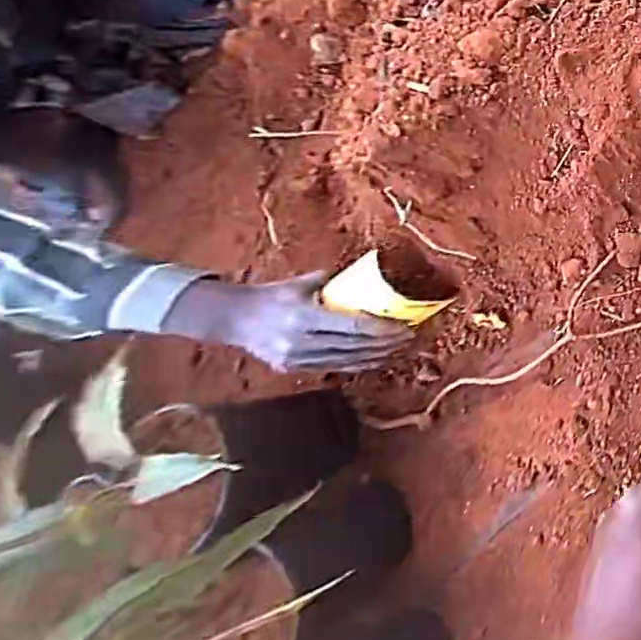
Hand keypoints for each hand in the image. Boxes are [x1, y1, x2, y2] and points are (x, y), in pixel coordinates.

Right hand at [161, 273, 412, 371]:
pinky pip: (332, 366)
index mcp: (304, 318)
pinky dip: (357, 363)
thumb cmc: (273, 296)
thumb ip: (336, 281)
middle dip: (386, 342)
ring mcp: (294, 358)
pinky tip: (376, 359)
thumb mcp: (303, 283)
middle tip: (410, 335)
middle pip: (354, 345)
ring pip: (345, 360)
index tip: (404, 325)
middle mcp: (300, 341)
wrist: (231, 318)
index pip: (354, 326)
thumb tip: (371, 271)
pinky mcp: (291, 368)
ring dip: (376, 355)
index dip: (382, 328)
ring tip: (399, 347)